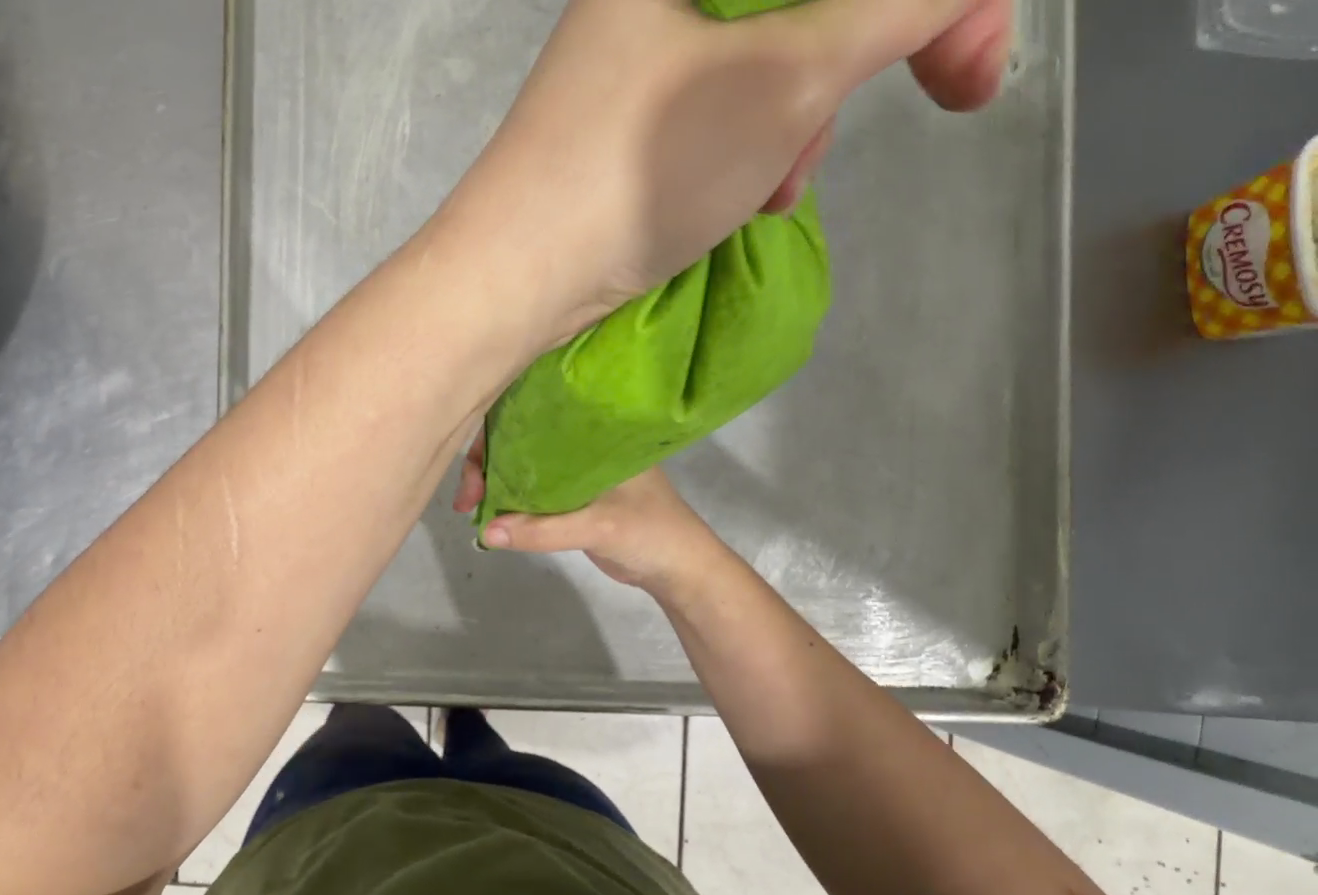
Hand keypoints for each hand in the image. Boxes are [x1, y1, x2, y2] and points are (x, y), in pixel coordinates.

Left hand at [431, 0, 1013, 348]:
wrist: (511, 278)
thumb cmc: (638, 169)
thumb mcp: (786, 77)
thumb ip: (894, 5)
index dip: (930, 5)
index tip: (971, 75)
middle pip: (808, 5)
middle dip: (851, 70)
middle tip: (861, 137)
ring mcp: (635, 59)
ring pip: (770, 61)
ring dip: (796, 125)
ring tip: (767, 189)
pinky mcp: (623, 121)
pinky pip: (720, 110)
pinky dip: (750, 150)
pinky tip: (738, 201)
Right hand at [453, 440, 715, 592]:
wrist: (678, 569)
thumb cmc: (651, 532)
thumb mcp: (598, 527)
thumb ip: (542, 530)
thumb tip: (486, 532)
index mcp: (592, 434)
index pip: (534, 416)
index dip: (496, 434)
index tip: (474, 466)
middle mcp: (579, 447)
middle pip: (519, 442)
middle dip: (485, 464)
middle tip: (465, 499)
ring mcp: (573, 474)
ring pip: (521, 470)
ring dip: (493, 486)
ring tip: (470, 509)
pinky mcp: (569, 501)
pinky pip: (528, 494)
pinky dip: (506, 504)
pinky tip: (488, 517)